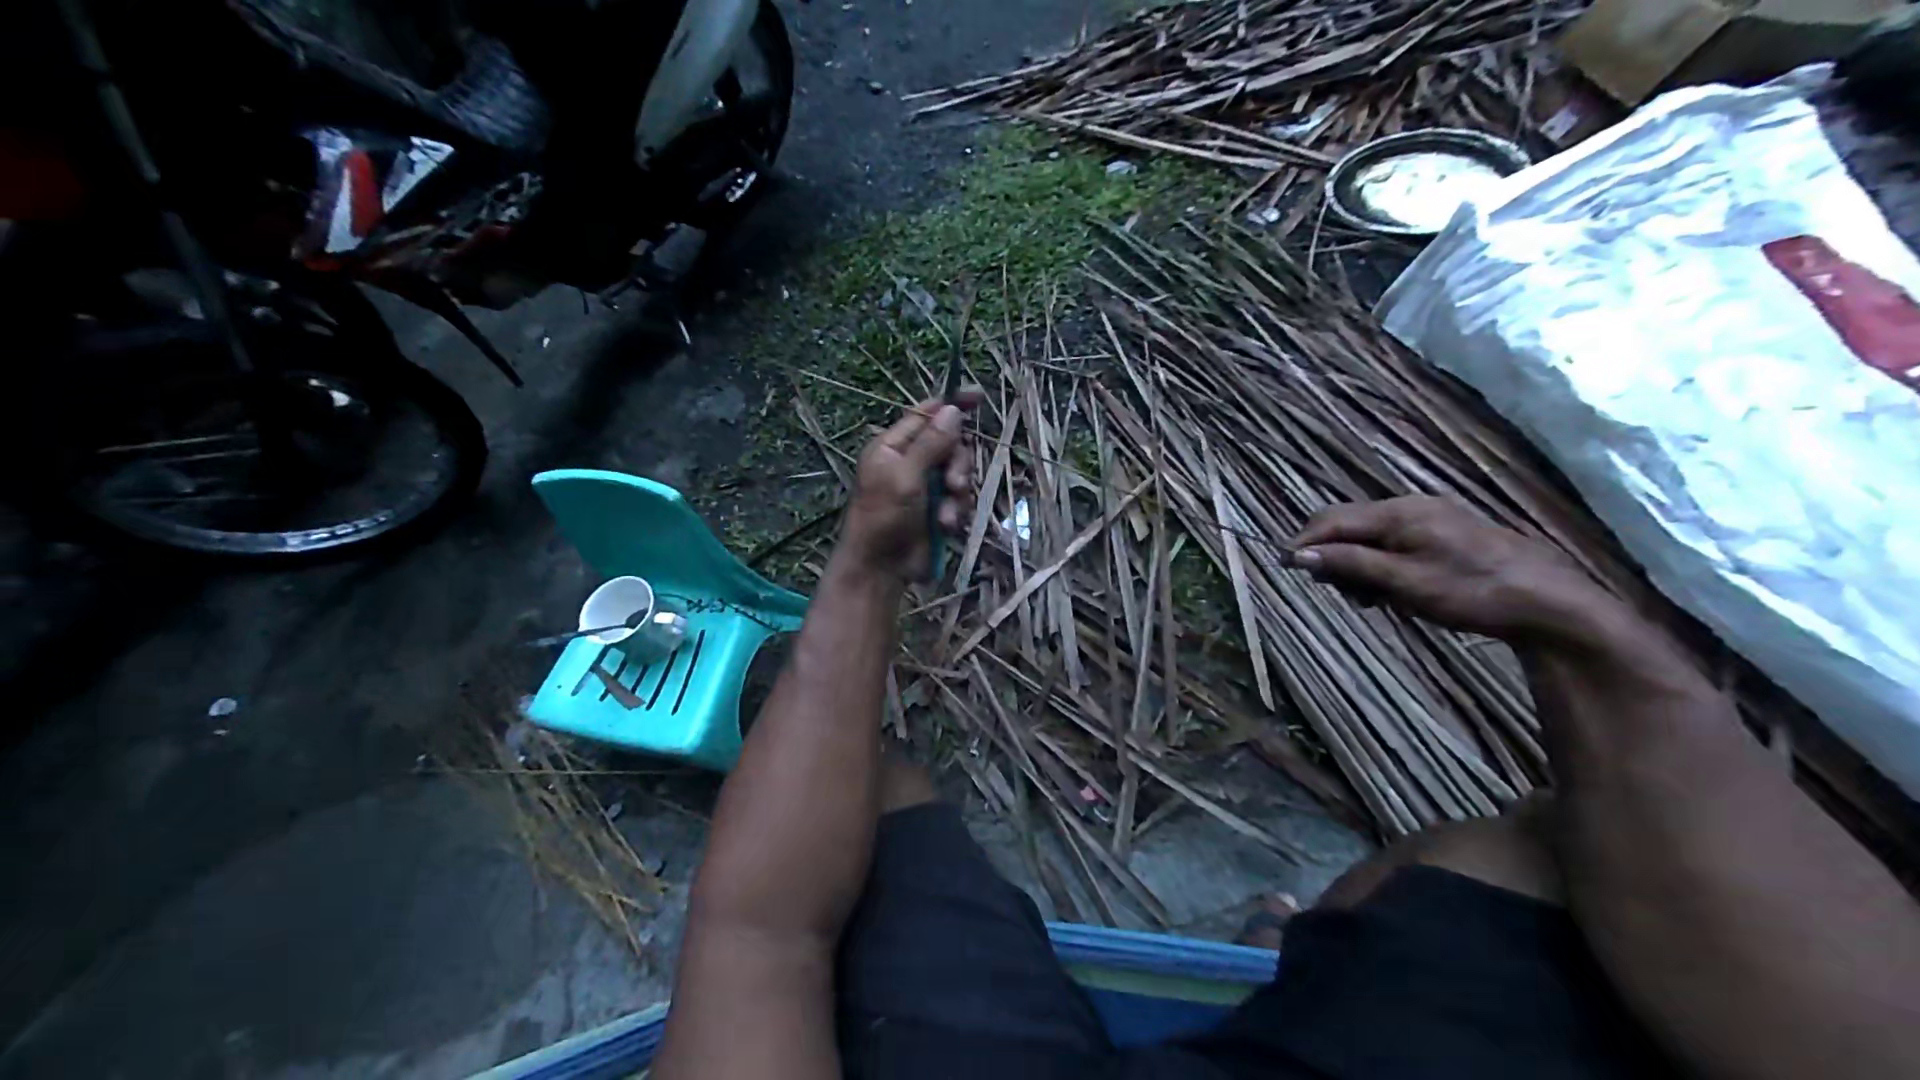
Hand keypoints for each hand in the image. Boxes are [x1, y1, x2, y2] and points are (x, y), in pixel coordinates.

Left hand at [838, 393, 979, 581]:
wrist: (880, 568)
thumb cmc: (882, 518)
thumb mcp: (905, 476)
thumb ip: (931, 443)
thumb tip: (952, 410)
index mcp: (893, 446)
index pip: (926, 414)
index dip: (951, 404)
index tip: (978, 396)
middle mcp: (911, 462)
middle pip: (950, 444)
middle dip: (958, 463)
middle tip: (953, 483)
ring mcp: (926, 487)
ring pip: (959, 473)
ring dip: (958, 494)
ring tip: (945, 516)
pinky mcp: (938, 510)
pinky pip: (960, 499)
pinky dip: (956, 512)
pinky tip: (946, 526)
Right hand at [1288, 496, 1621, 644]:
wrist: (1552, 604)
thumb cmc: (1472, 591)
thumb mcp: (1403, 583)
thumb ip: (1350, 565)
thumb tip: (1298, 555)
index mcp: (1399, 513)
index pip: (1332, 520)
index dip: (1304, 543)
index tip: (1284, 567)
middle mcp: (1412, 506)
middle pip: (1349, 524)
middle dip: (1332, 555)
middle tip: (1338, 591)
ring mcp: (1433, 518)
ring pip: (1371, 535)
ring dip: (1358, 564)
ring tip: (1370, 598)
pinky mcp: (1448, 533)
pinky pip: (1395, 542)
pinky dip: (1382, 564)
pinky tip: (1393, 590)